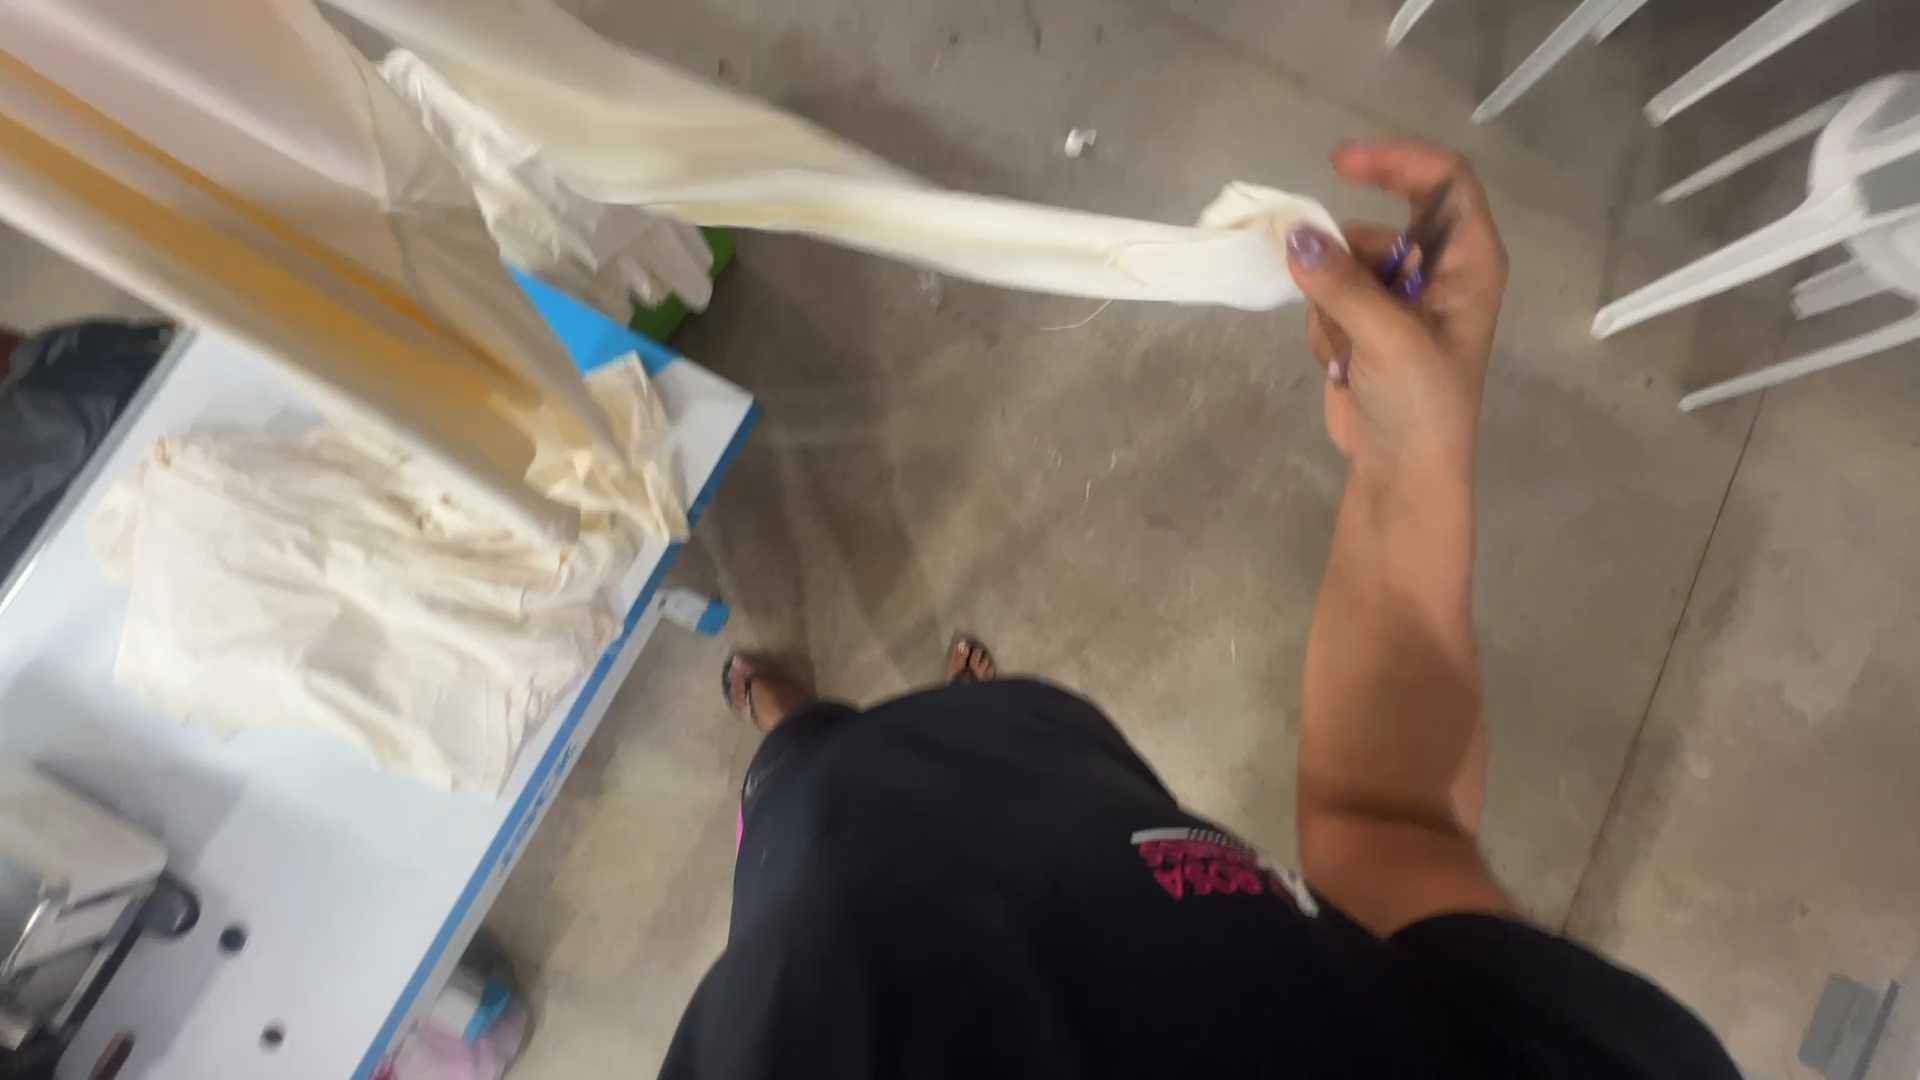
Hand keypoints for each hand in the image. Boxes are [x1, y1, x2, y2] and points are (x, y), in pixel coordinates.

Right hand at [1284, 142, 1507, 481]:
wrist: (1400, 469)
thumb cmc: (1420, 403)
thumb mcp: (1386, 338)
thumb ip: (1341, 283)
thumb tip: (1295, 237)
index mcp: (1468, 262)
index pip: (1441, 184)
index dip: (1396, 163)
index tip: (1338, 163)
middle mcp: (1434, 274)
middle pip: (1377, 230)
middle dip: (1343, 260)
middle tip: (1316, 286)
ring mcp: (1394, 304)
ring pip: (1342, 270)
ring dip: (1330, 306)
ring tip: (1347, 352)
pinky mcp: (1363, 331)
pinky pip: (1327, 304)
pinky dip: (1324, 330)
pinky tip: (1340, 366)